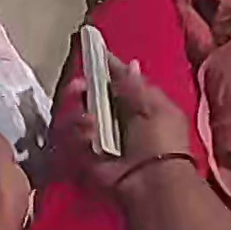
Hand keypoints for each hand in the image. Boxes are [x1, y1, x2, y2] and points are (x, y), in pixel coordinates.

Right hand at [60, 55, 194, 194]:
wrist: (149, 179)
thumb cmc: (159, 140)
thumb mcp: (157, 108)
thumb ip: (138, 87)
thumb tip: (129, 63)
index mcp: (135, 103)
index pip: (115, 80)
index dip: (104, 66)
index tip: (92, 50)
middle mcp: (113, 117)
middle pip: (88, 95)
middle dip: (81, 88)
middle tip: (77, 87)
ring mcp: (96, 135)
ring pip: (75, 114)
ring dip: (78, 114)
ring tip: (88, 122)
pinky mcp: (83, 152)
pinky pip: (70, 136)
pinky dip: (77, 134)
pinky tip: (88, 136)